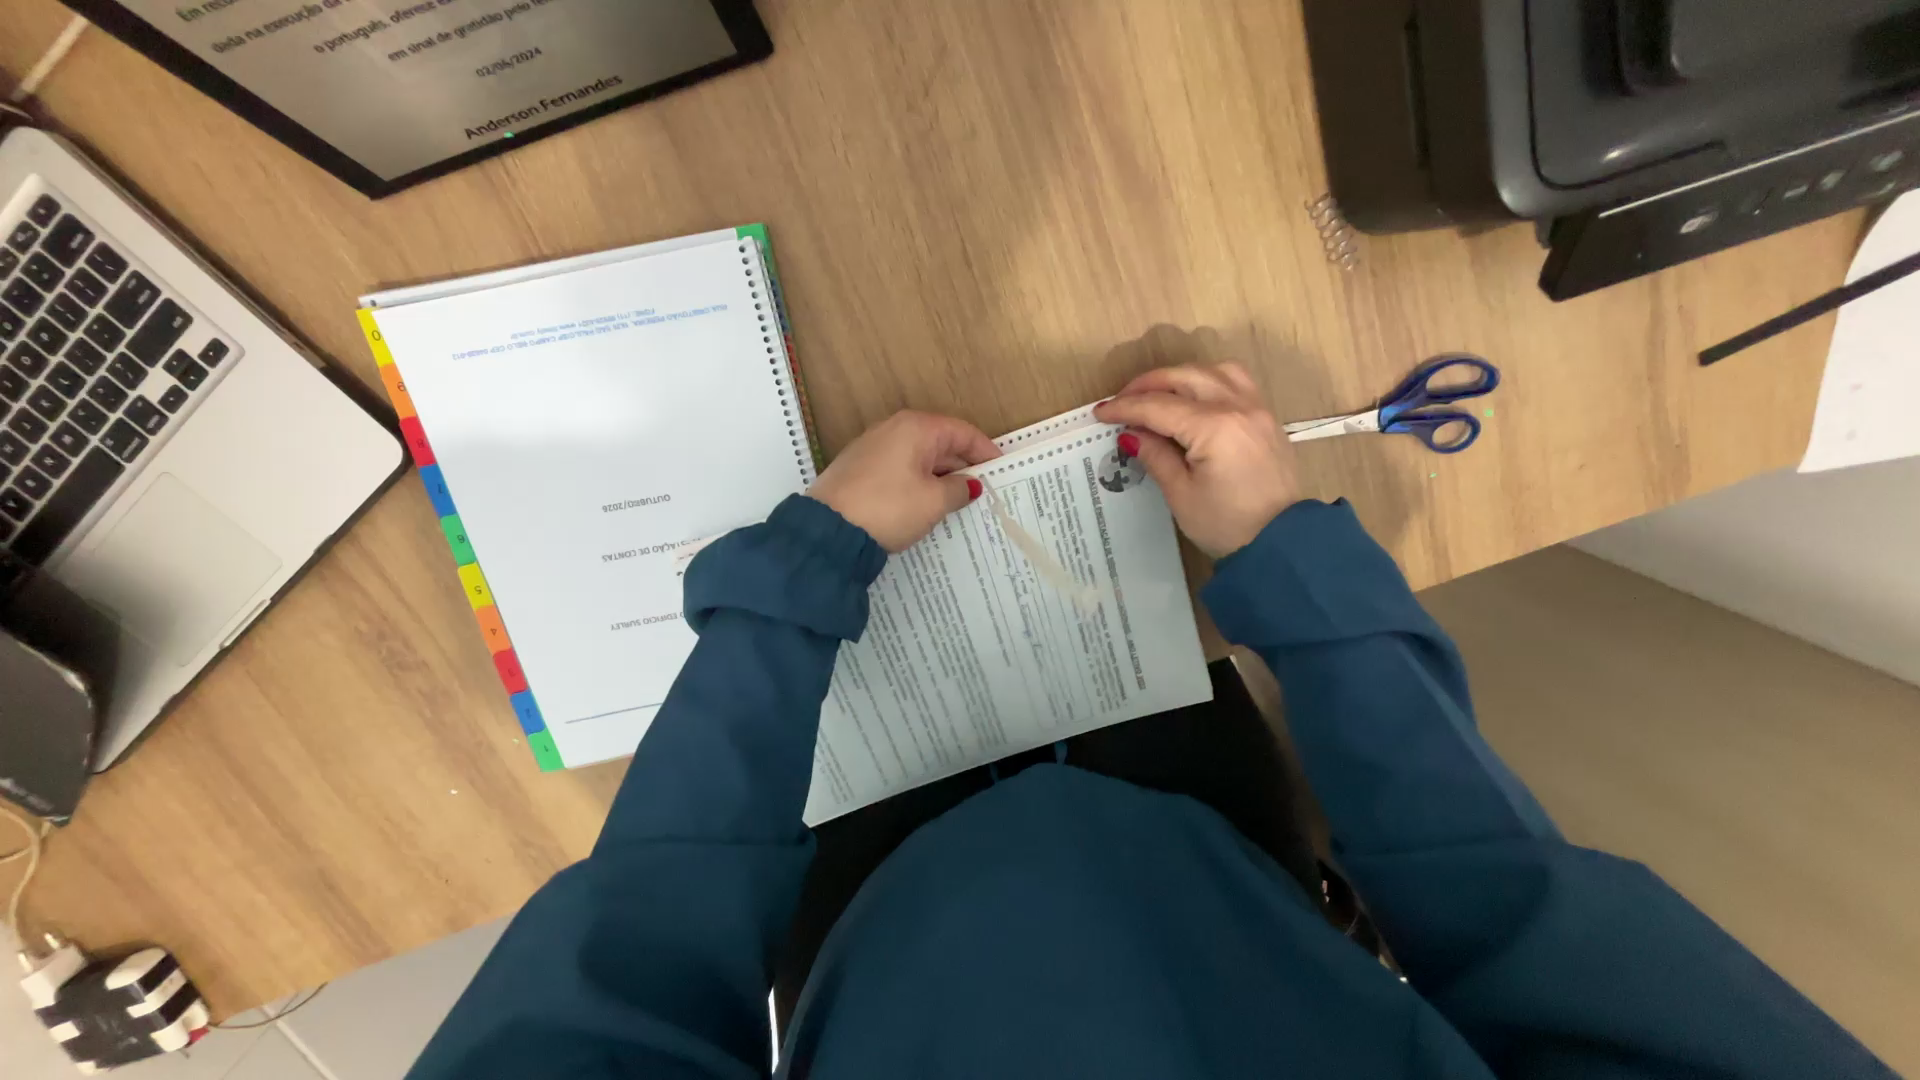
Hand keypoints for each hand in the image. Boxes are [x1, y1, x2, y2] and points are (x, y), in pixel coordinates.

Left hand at [809, 410, 1000, 551]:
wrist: (828, 530)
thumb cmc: (888, 508)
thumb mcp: (933, 502)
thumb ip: (958, 489)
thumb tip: (970, 484)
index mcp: (916, 428)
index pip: (963, 432)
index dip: (985, 451)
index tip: (1002, 469)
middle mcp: (894, 429)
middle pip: (941, 442)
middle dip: (963, 465)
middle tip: (985, 490)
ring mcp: (873, 448)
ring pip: (919, 458)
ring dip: (940, 477)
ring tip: (960, 501)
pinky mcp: (860, 469)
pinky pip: (900, 469)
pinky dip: (918, 483)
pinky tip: (926, 505)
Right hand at [1094, 363, 1300, 556]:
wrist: (1281, 542)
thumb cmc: (1227, 526)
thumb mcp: (1181, 494)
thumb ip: (1156, 456)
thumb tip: (1132, 434)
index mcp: (1214, 427)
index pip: (1158, 407)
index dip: (1125, 408)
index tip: (1101, 413)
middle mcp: (1237, 407)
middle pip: (1183, 377)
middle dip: (1146, 385)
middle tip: (1121, 402)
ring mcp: (1256, 408)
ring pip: (1212, 370)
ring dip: (1179, 376)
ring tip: (1156, 395)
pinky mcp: (1266, 417)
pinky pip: (1235, 380)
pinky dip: (1207, 380)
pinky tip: (1192, 397)